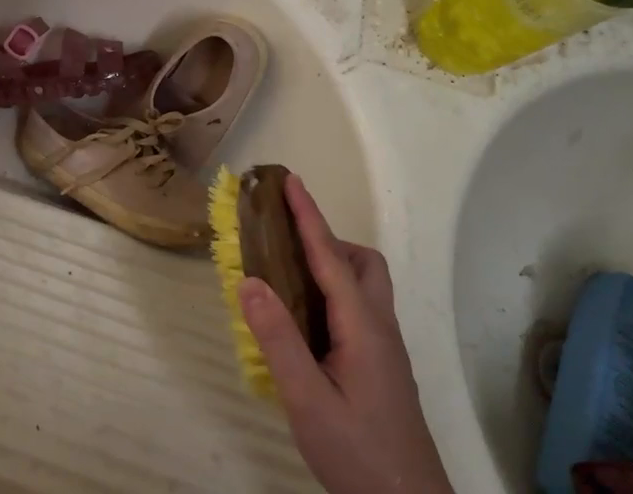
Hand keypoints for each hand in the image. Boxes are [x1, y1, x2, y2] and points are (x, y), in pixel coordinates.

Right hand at [239, 176, 452, 493]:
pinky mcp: (379, 369)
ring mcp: (383, 351)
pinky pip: (356, 310)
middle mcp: (379, 330)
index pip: (331, 258)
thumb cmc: (357, 453)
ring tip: (284, 278)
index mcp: (363, 329)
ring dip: (329, 266)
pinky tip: (300, 322)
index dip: (308, 216)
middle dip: (325, 238)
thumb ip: (279, 339)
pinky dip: (328, 294)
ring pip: (363, 288)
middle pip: (362, 264)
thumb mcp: (308, 400)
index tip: (288, 179)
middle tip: (282, 241)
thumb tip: (249, 280)